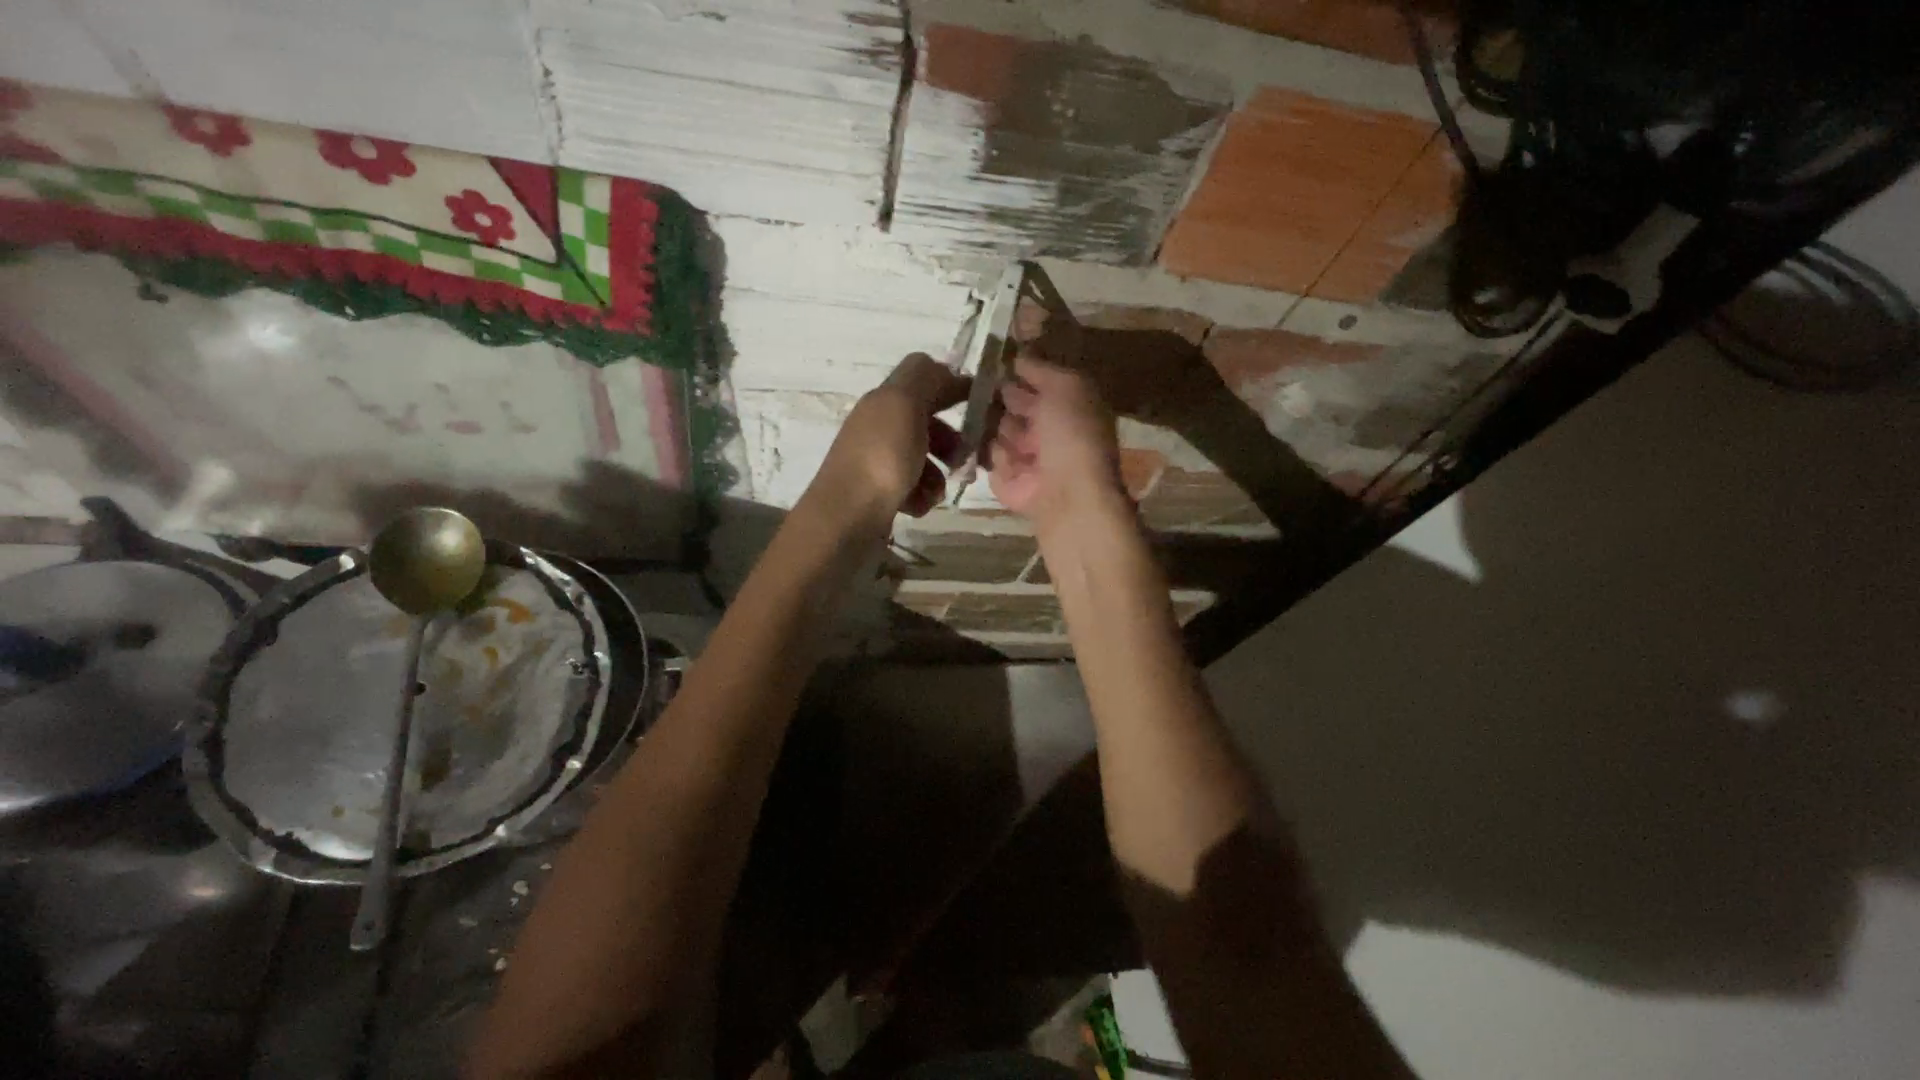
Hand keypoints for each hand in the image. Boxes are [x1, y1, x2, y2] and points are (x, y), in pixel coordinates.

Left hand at [806, 353, 970, 529]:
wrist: (846, 518)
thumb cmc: (881, 459)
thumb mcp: (904, 404)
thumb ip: (926, 377)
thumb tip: (946, 370)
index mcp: (884, 399)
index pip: (924, 376)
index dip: (954, 385)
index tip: (982, 406)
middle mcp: (880, 426)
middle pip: (928, 421)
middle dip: (953, 438)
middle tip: (970, 456)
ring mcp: (878, 460)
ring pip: (924, 458)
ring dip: (939, 473)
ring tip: (938, 489)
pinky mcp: (880, 493)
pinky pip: (914, 487)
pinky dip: (922, 495)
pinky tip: (918, 505)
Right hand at [987, 355, 1129, 534]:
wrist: (1068, 496)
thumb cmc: (1072, 435)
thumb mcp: (1066, 387)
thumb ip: (1042, 369)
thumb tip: (1019, 357)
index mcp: (1071, 408)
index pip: (1041, 384)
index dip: (1021, 372)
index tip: (994, 359)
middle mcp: (1051, 432)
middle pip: (1016, 407)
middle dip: (1001, 398)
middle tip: (977, 384)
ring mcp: (1029, 459)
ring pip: (1000, 431)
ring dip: (995, 425)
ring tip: (985, 418)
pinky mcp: (1009, 482)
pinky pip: (991, 460)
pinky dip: (992, 455)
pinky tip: (986, 446)